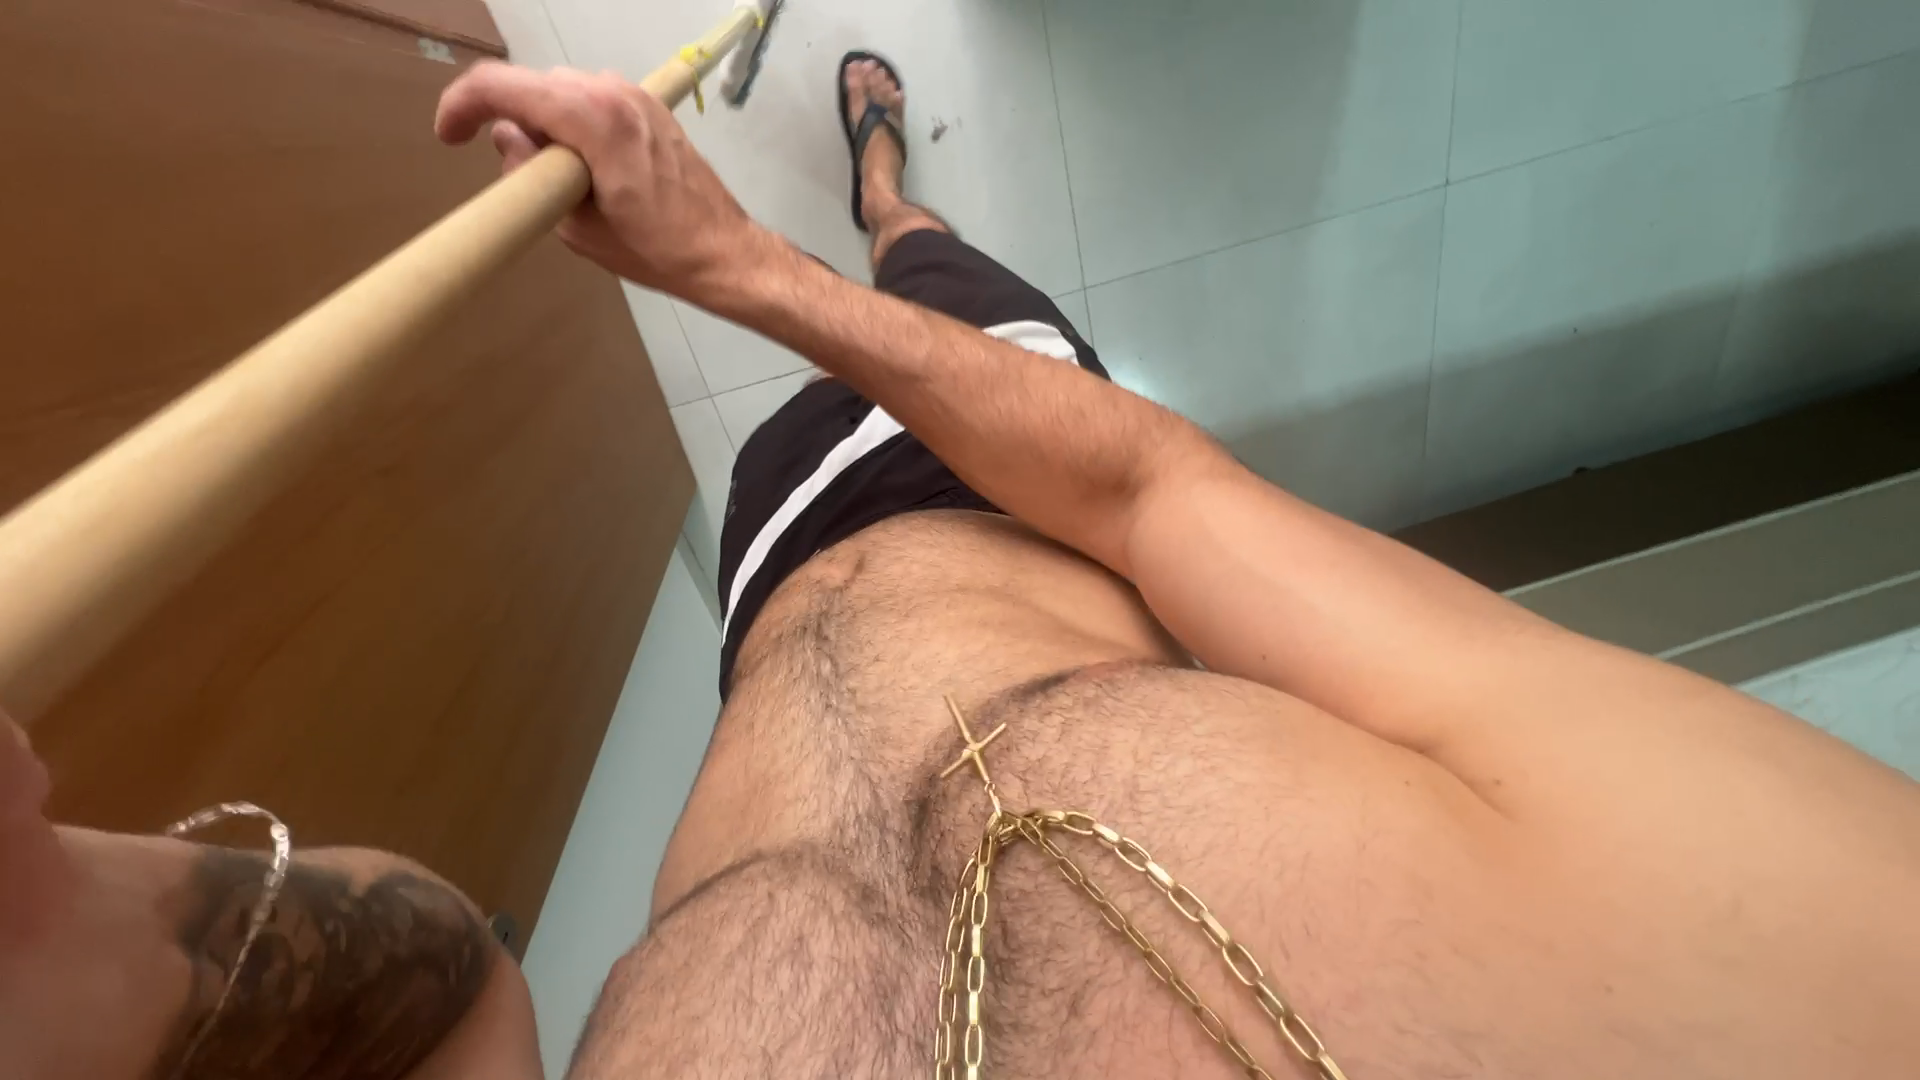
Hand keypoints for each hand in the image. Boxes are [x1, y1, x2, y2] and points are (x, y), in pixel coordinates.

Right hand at [434, 62, 772, 302]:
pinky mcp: (655, 112)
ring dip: (551, 123)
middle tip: (521, 171)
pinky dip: (580, 124)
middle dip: (515, 120)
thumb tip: (510, 140)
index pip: (503, 85)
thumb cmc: (658, 250)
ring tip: (561, 176)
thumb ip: (530, 175)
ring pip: (568, 92)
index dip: (461, 105)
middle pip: (537, 86)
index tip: (449, 135)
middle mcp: (615, 93)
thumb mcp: (578, 226)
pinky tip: (590, 167)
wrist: (724, 254)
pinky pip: (599, 103)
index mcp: (593, 117)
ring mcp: (639, 98)